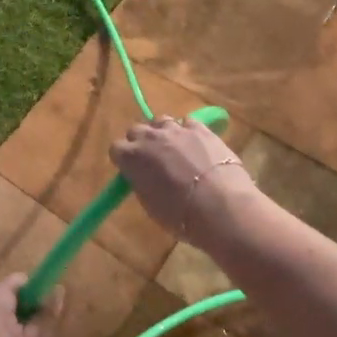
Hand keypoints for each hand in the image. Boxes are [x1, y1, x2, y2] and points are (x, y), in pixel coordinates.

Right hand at [109, 116, 254, 239]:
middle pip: (137, 130)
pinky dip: (188, 132)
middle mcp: (150, 137)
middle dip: (141, 142)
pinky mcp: (201, 129)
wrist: (220, 207)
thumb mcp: (149, 204)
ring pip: (162, 121)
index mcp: (131, 157)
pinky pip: (188, 123)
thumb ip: (141, 182)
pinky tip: (196, 145)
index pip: (116, 148)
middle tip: (151, 159)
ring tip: (174, 149)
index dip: (123, 159)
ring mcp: (176, 130)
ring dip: (163, 133)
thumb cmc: (179, 215)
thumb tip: (142, 176)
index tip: (130, 169)